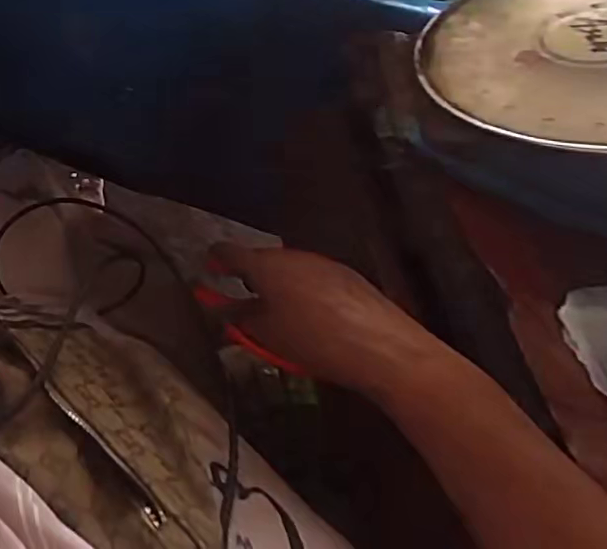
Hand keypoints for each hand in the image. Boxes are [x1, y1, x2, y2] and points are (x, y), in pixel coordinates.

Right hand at [208, 244, 444, 395]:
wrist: (395, 355)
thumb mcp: (268, 336)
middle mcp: (289, 256)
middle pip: (260, 259)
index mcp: (263, 265)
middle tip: (249, 299)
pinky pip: (316, 278)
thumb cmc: (317, 342)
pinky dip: (308, 290)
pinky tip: (319, 317)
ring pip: (290, 268)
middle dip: (251, 276)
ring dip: (281, 283)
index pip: (226, 251)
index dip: (214, 260)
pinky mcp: (351, 278)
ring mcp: (323, 264)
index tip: (211, 272)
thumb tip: (221, 311)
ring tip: (286, 311)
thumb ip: (239, 318)